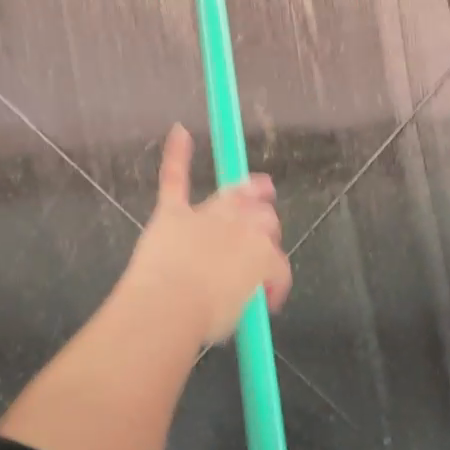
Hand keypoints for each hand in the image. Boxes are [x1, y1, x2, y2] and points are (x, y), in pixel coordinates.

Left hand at [123, 124, 291, 344]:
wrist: (170, 305)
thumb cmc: (208, 317)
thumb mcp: (241, 314)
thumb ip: (246, 297)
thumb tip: (240, 296)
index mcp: (263, 254)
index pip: (278, 264)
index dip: (276, 282)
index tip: (267, 300)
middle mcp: (241, 228)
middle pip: (264, 222)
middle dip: (269, 232)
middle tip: (267, 244)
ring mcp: (206, 216)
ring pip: (234, 197)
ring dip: (250, 191)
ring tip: (261, 186)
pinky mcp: (172, 214)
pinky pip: (175, 178)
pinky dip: (176, 155)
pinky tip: (179, 132)